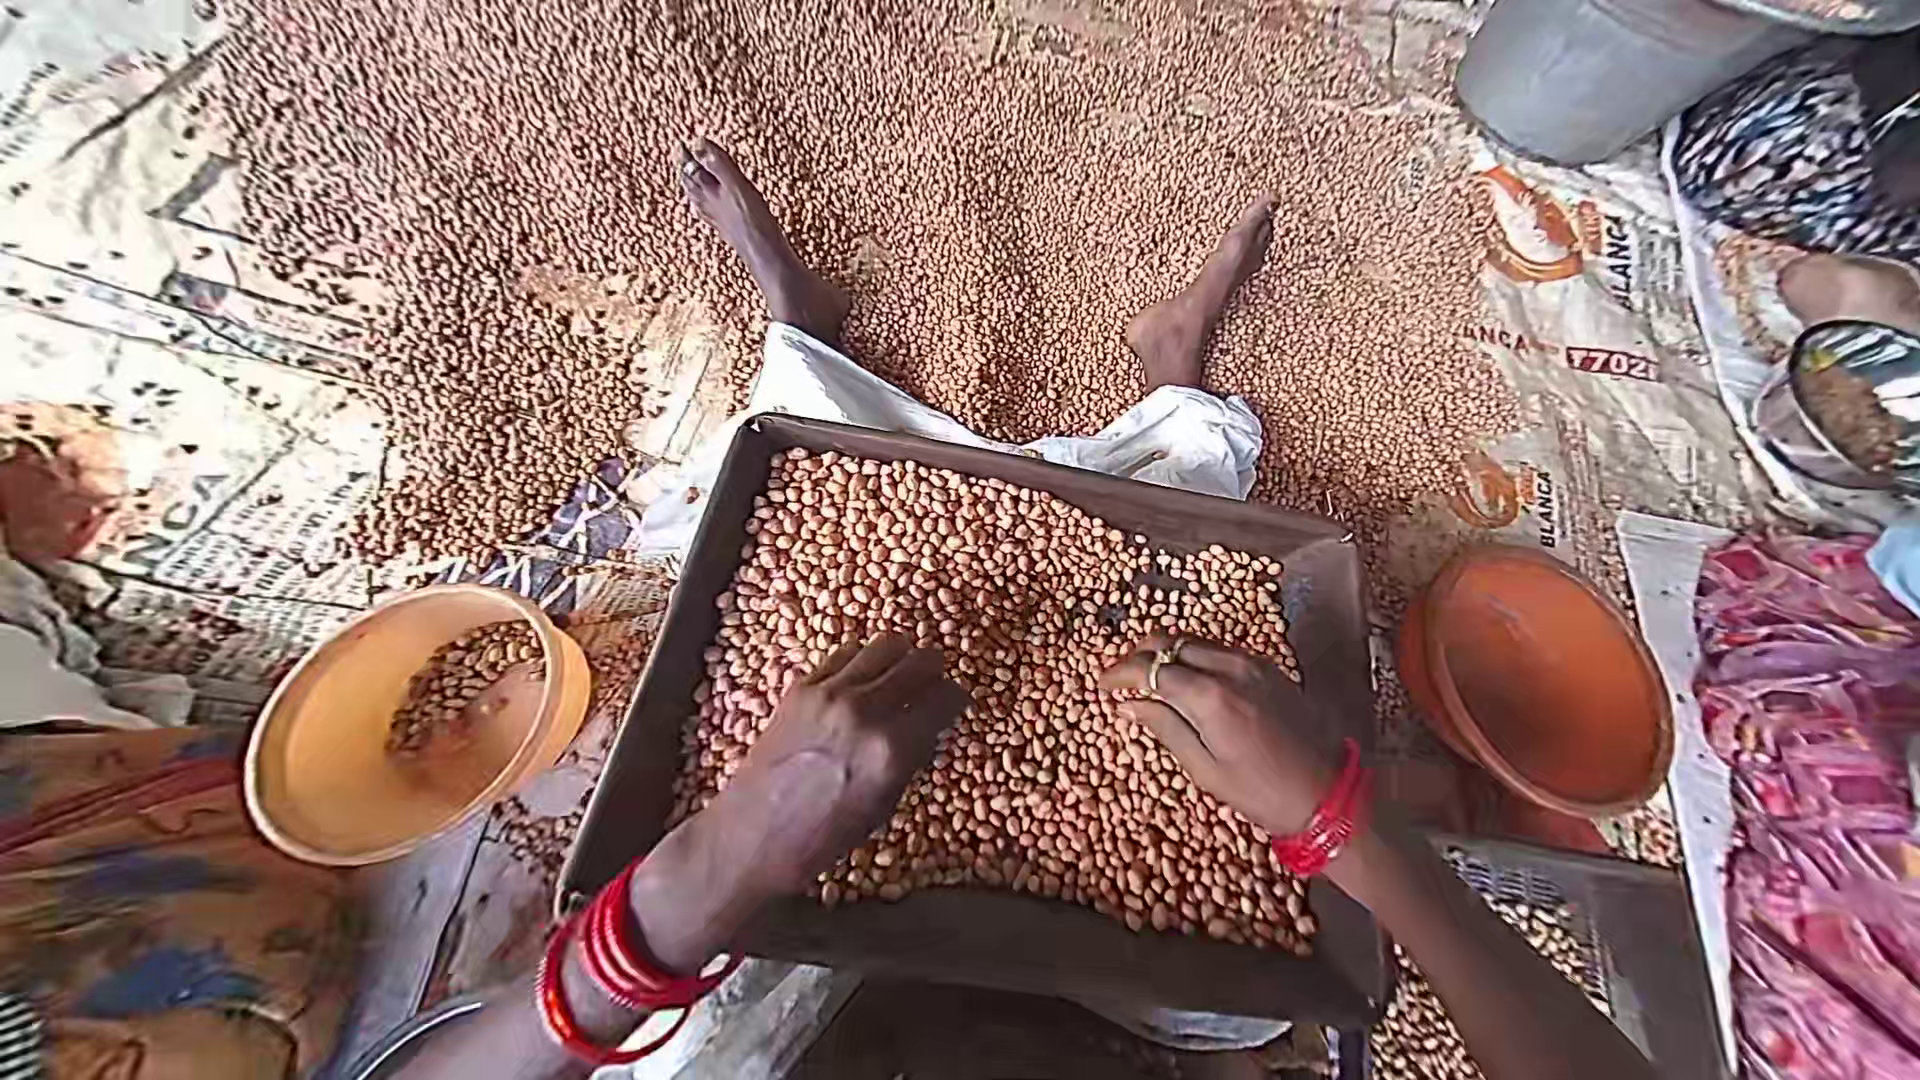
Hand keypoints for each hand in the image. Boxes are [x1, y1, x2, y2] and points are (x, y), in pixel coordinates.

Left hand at [716, 632, 969, 889]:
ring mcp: (831, 693)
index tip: (954, 703)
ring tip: (898, 674)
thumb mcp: (884, 803)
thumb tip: (932, 722)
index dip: (956, 699)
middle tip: (932, 682)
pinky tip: (861, 680)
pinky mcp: (803, 685)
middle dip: (935, 671)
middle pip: (922, 662)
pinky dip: (863, 661)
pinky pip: (847, 653)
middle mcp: (865, 712)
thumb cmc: (824, 835)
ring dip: (901, 658)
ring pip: (887, 645)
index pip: (945, 699)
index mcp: (892, 750)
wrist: (752, 835)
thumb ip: (914, 755)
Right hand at [1100, 634, 1342, 835]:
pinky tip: (1184, 679)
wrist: (1333, 796)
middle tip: (1121, 676)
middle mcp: (1230, 668)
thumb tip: (1129, 704)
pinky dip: (1190, 657)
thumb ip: (1165, 727)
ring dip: (1164, 652)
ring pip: (1191, 641)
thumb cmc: (1262, 792)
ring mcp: (1252, 664)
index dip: (1120, 672)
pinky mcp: (1266, 668)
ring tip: (1148, 677)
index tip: (1103, 683)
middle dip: (1138, 654)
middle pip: (1168, 641)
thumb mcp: (1205, 769)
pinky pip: (1216, 649)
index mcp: (1211, 697)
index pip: (1151, 668)